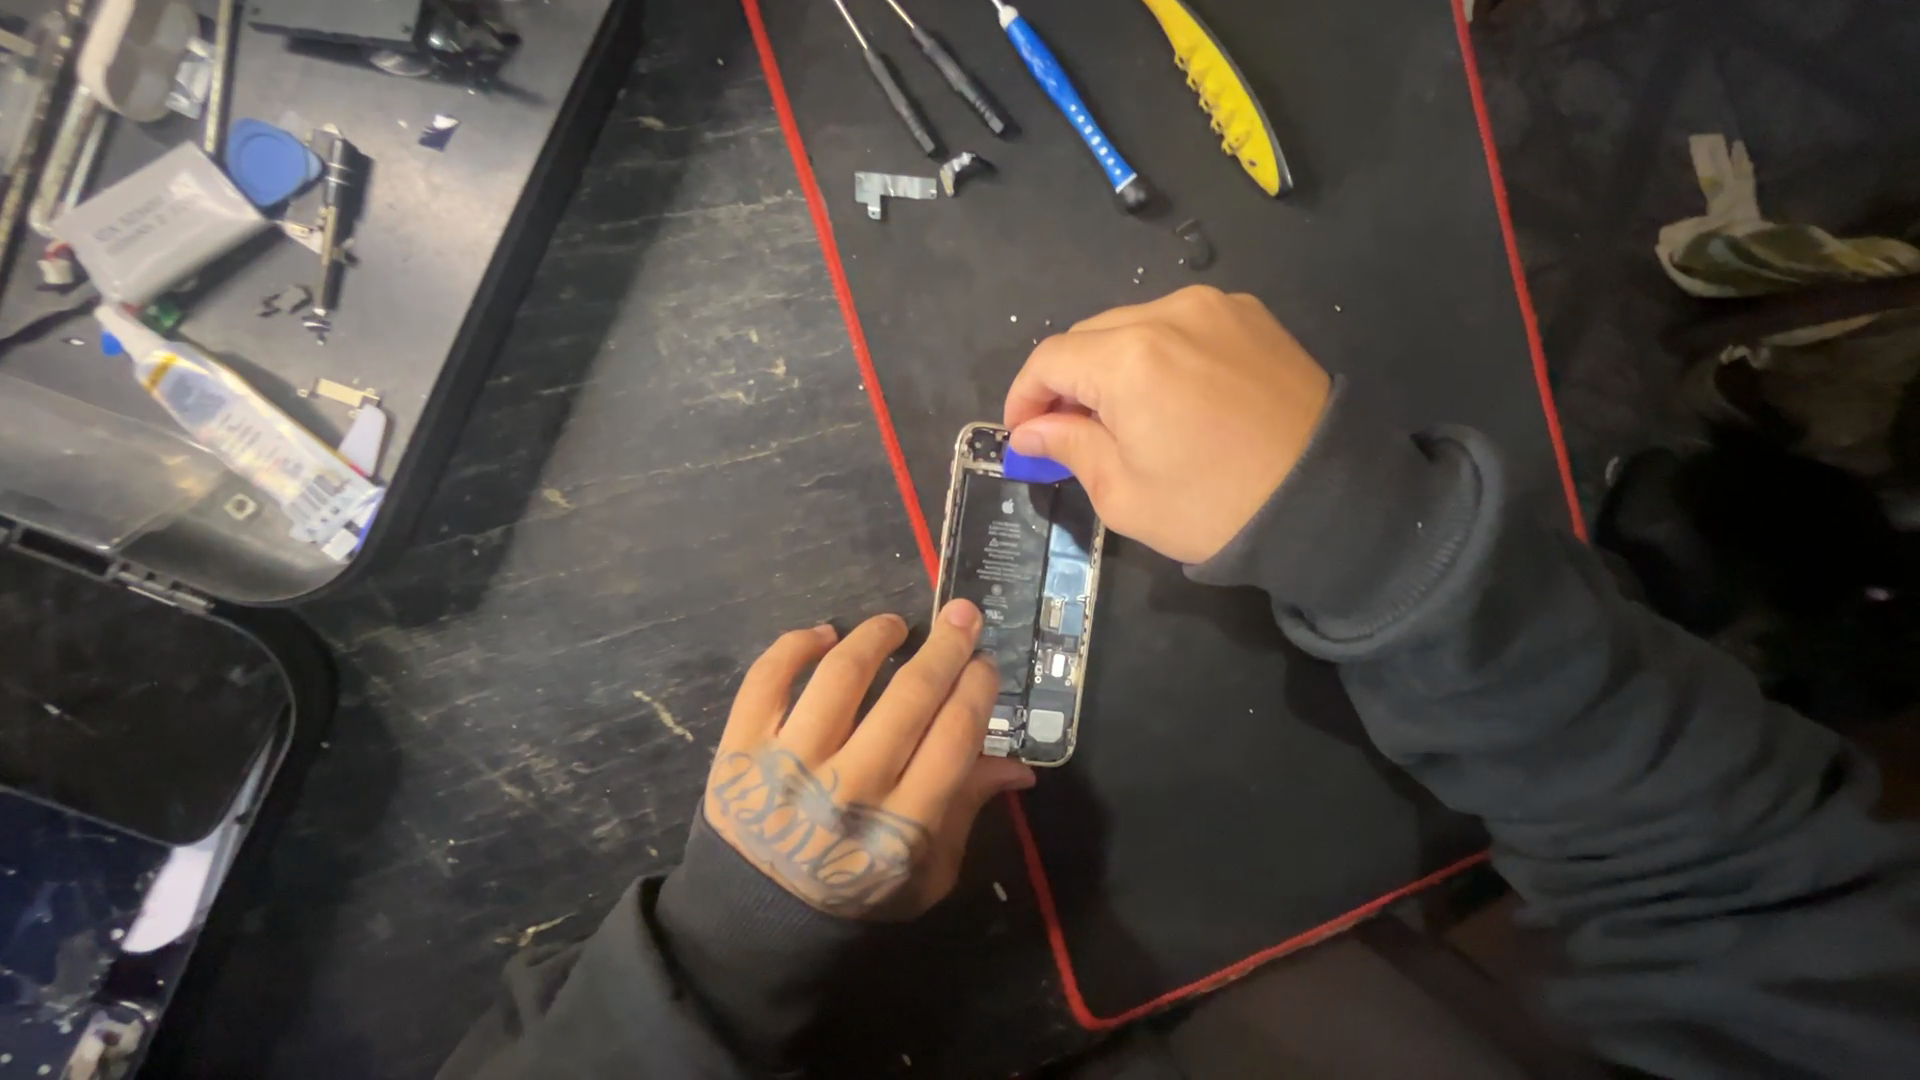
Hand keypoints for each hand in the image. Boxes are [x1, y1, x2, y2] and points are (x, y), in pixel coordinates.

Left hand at [703, 601, 1034, 919]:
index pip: (955, 736)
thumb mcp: (928, 873)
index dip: (977, 688)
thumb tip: (1018, 766)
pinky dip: (797, 644)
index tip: (984, 663)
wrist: (756, 919)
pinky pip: (768, 676)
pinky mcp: (739, 748)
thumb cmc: (857, 894)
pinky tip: (825, 634)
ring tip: (894, 626)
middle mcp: (848, 789)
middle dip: (947, 646)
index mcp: (902, 828)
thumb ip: (966, 810)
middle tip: (961, 617)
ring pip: (842, 673)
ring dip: (877, 635)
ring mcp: (788, 765)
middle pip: (910, 696)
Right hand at [1003, 286, 1332, 563]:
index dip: (1023, 396)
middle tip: (1065, 430)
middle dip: (1066, 381)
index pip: (1049, 360)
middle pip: (1088, 336)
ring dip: (1108, 364)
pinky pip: (1178, 324)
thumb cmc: (1213, 507)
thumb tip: (1029, 430)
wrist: (1326, 500)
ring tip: (1118, 414)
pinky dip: (1155, 352)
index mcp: (1129, 359)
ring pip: (1131, 324)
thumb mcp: (1123, 493)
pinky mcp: (1250, 315)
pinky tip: (1166, 394)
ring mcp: (1215, 307)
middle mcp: (1169, 312)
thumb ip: (1068, 446)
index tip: (1021, 432)